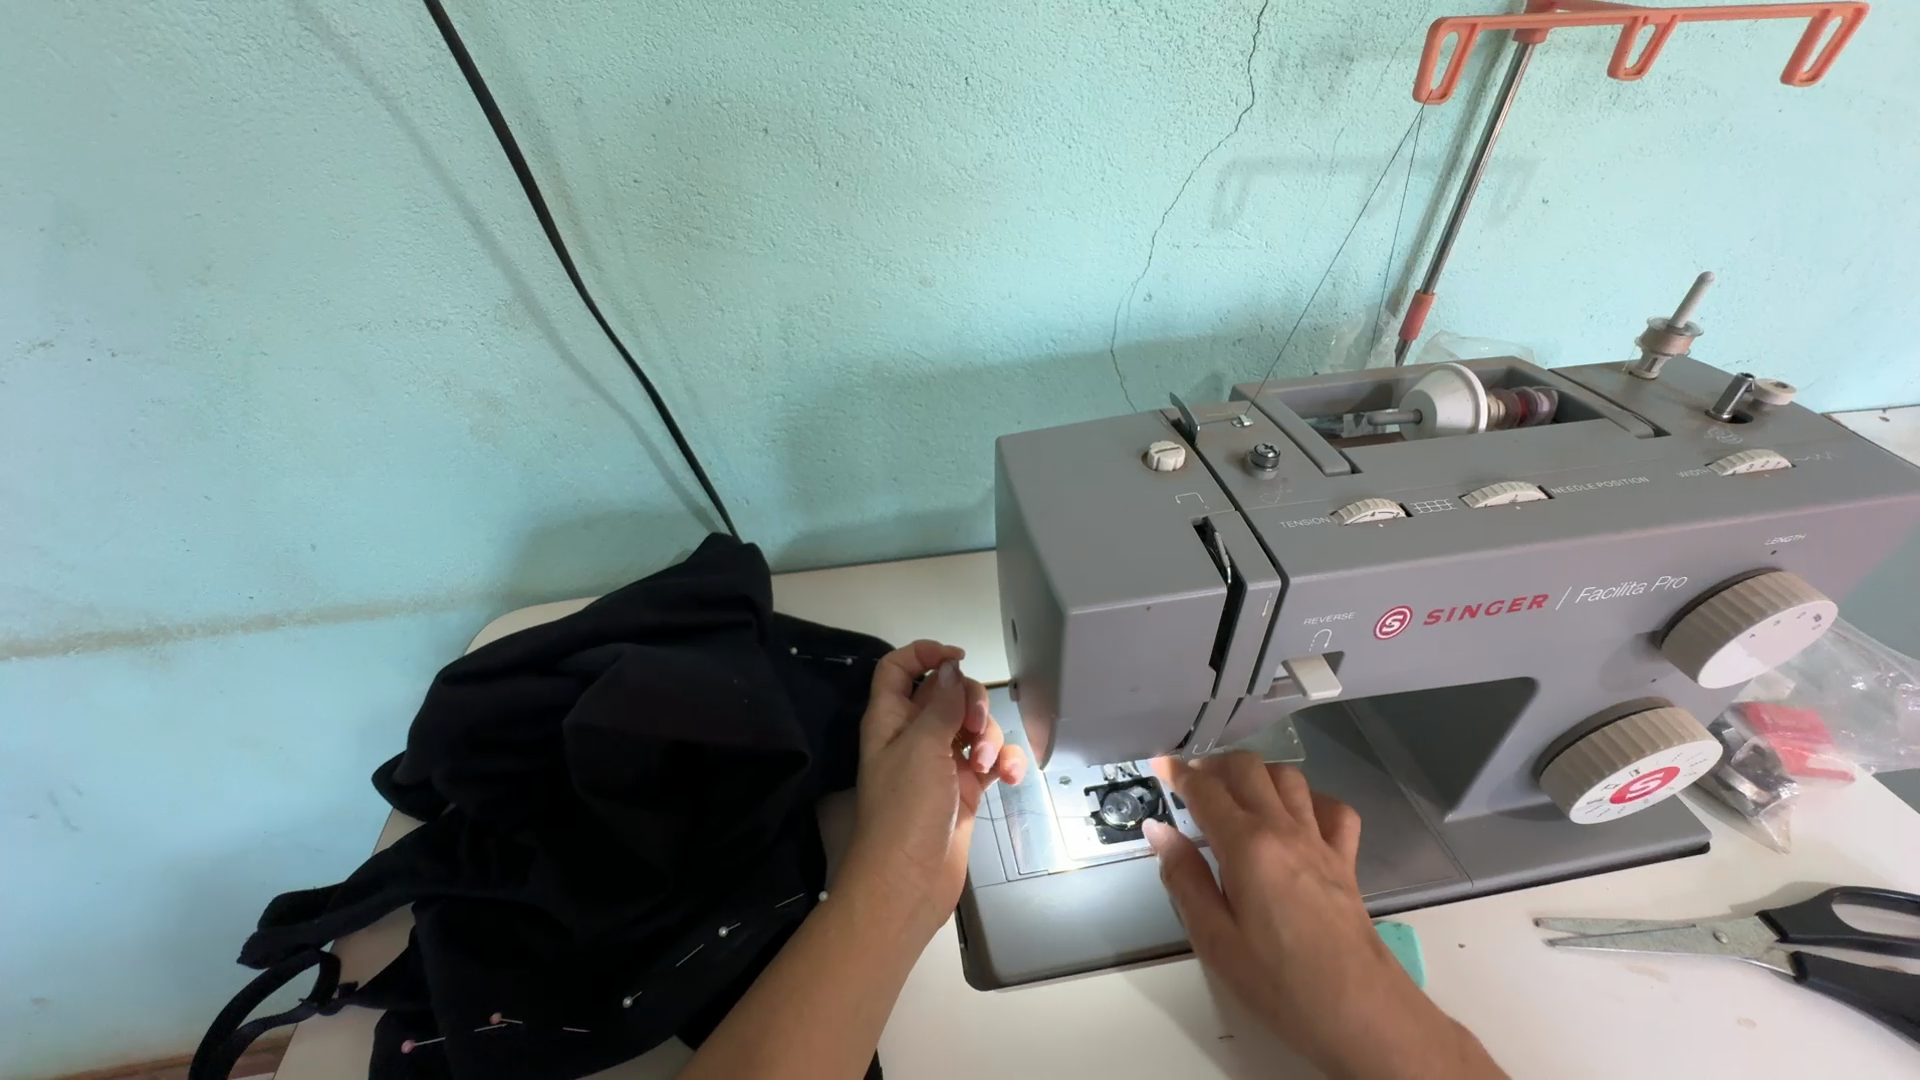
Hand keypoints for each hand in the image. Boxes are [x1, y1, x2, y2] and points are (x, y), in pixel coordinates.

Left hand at [840, 640, 1026, 936]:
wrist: (909, 883)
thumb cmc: (904, 811)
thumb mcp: (920, 747)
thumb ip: (940, 703)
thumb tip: (949, 665)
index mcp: (891, 719)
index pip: (899, 668)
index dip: (925, 654)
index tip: (958, 658)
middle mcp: (915, 735)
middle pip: (948, 693)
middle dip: (971, 703)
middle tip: (975, 728)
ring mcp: (942, 762)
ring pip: (974, 726)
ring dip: (989, 738)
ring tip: (984, 766)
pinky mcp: (966, 788)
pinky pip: (991, 760)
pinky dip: (1004, 762)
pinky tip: (1009, 777)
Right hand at [1144, 754, 1503, 1079]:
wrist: (1361, 1014)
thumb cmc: (1278, 981)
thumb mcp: (1213, 938)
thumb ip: (1183, 876)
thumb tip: (1158, 830)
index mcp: (1246, 844)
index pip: (1204, 789)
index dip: (1177, 771)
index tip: (1158, 763)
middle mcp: (1283, 828)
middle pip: (1247, 767)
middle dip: (1214, 764)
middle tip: (1192, 782)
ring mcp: (1319, 841)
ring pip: (1288, 777)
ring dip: (1257, 774)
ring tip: (1236, 793)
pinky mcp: (1345, 859)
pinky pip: (1332, 808)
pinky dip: (1309, 799)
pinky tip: (1293, 815)